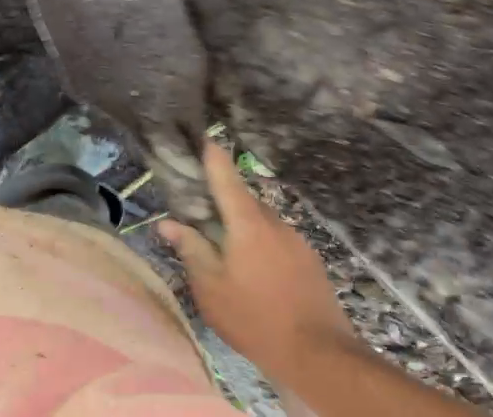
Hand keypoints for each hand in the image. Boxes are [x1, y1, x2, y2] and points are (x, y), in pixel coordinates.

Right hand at [157, 143, 358, 382]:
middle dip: (221, 198)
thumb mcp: (210, 287)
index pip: (226, 178)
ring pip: (262, 221)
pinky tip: (250, 266)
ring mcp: (299, 245)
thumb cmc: (256, 318)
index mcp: (248, 225)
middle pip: (244, 199)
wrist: (324, 359)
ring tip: (220, 242)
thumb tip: (168, 224)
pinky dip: (259, 242)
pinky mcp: (312, 265)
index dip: (212, 155)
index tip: (201, 134)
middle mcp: (276, 226)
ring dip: (241, 224)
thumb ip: (190, 249)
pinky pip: (277, 240)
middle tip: (196, 205)